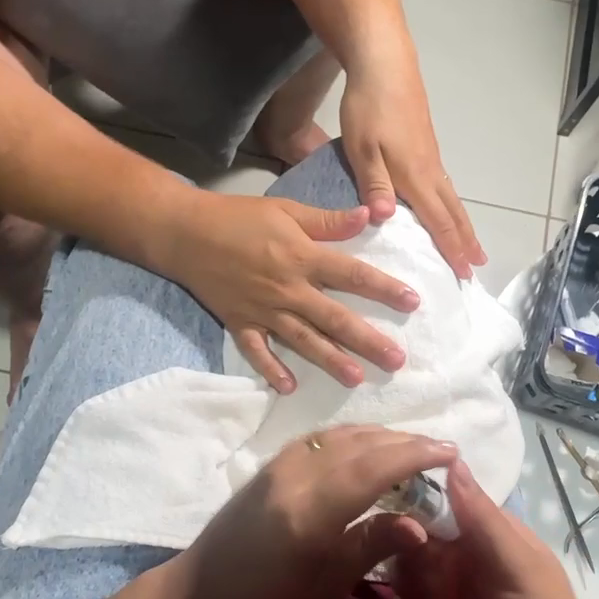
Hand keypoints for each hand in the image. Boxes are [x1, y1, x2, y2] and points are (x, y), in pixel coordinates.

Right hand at [156, 192, 419, 391]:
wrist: (186, 232)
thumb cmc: (239, 216)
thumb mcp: (286, 210)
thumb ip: (327, 221)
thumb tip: (368, 217)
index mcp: (302, 257)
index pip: (351, 275)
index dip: (383, 288)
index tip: (412, 302)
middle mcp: (288, 289)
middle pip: (334, 318)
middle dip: (367, 340)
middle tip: (396, 360)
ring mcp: (263, 310)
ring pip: (303, 340)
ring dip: (330, 361)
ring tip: (357, 379)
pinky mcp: (240, 323)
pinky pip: (257, 352)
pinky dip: (271, 370)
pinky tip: (288, 387)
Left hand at [156, 427, 459, 598]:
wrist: (205, 592)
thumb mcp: (329, 583)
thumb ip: (374, 544)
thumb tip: (423, 523)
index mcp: (312, 510)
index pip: (374, 467)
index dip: (415, 454)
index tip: (451, 451)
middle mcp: (296, 475)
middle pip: (360, 444)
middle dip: (404, 442)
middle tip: (440, 450)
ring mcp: (280, 464)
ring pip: (340, 435)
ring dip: (380, 436)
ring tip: (412, 447)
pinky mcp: (272, 463)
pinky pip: (320, 437)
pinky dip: (352, 436)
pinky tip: (367, 446)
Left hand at [338, 68, 484, 278]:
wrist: (385, 65)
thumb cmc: (369, 108)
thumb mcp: (362, 148)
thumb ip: (373, 183)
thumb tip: (385, 219)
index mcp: (415, 176)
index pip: (438, 221)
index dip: (451, 248)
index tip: (464, 273)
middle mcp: (430, 171)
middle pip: (453, 212)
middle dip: (465, 241)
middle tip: (477, 266)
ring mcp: (430, 157)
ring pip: (451, 198)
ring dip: (462, 224)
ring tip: (470, 245)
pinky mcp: (426, 146)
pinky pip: (444, 186)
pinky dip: (450, 205)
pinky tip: (445, 209)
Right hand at [390, 460, 598, 598]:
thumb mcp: (515, 563)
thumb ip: (481, 516)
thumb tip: (453, 457)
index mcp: (491, 529)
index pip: (447, 499)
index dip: (420, 500)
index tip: (396, 509)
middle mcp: (469, 551)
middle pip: (422, 532)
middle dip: (411, 547)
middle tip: (411, 566)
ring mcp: (454, 584)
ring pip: (412, 564)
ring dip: (410, 578)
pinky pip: (411, 596)